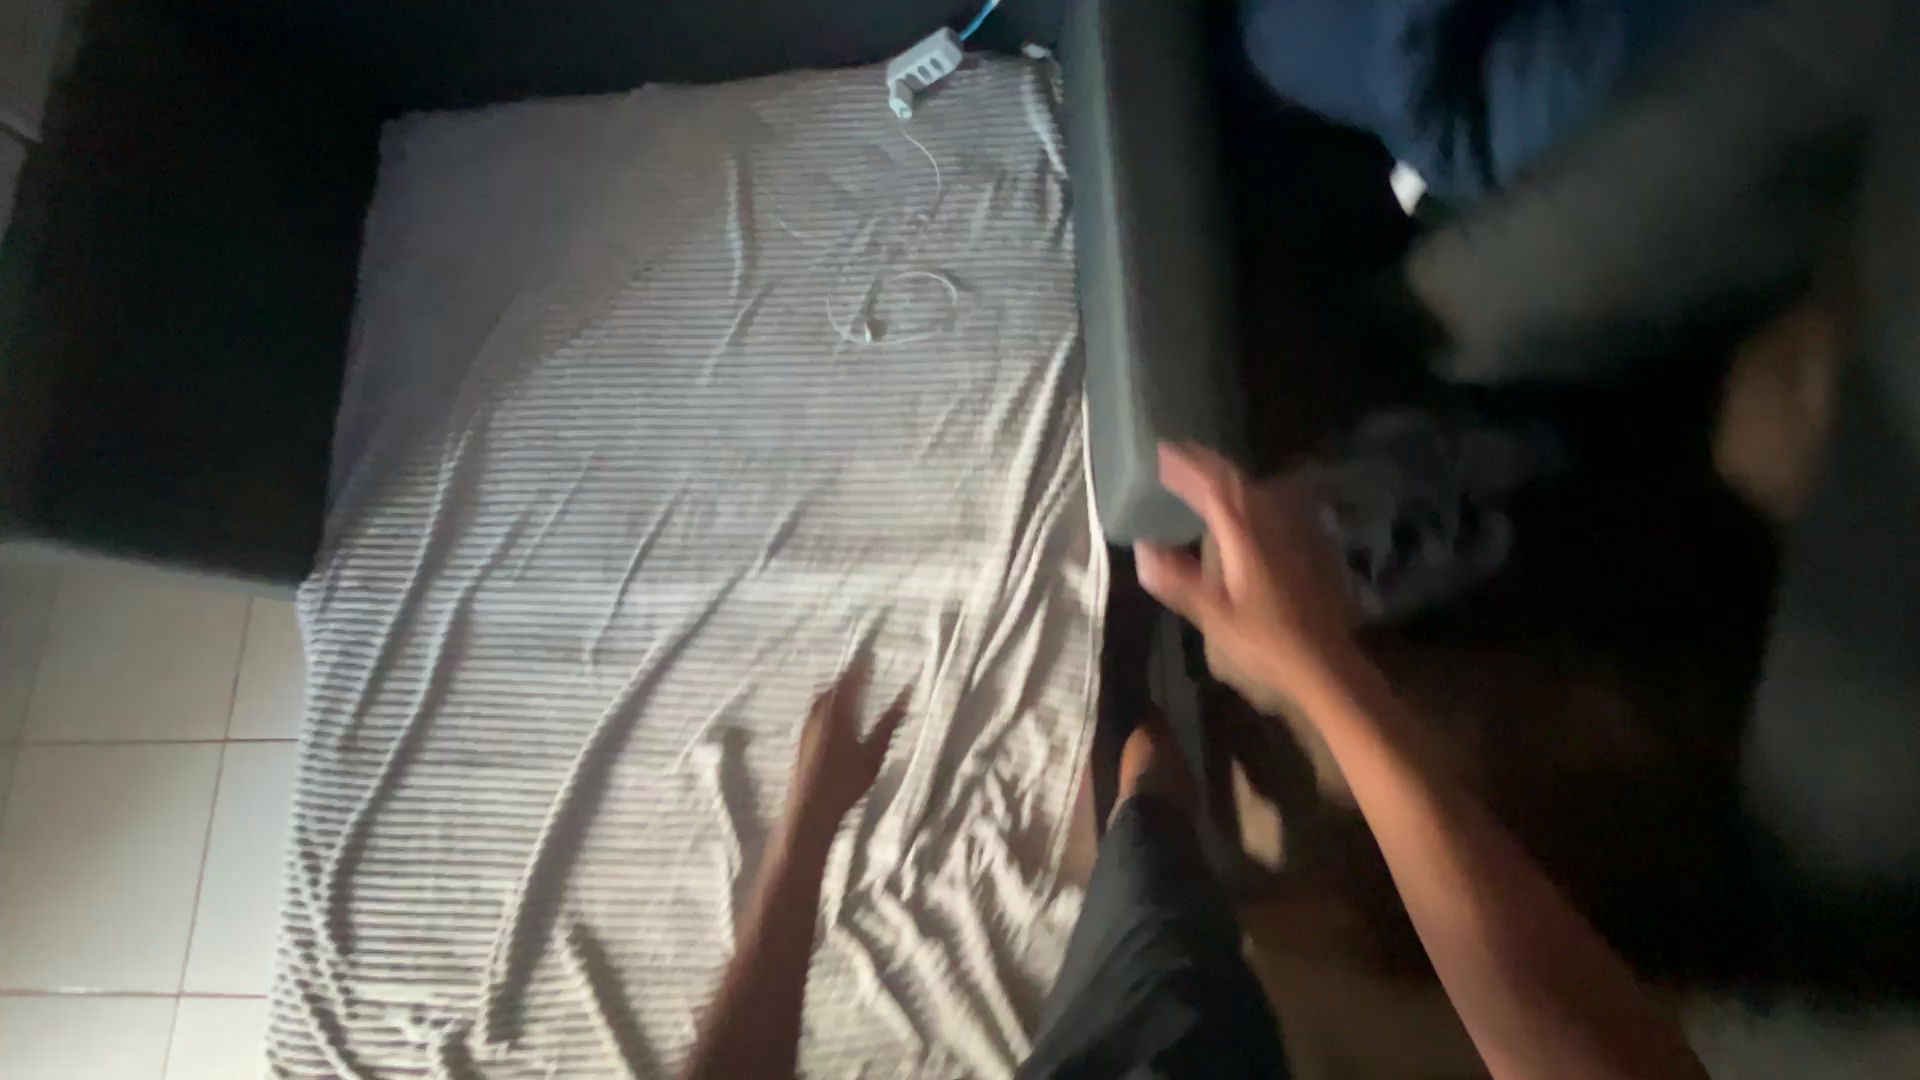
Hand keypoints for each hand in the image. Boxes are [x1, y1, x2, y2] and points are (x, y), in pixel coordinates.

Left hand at [783, 662, 910, 844]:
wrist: (809, 810)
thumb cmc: (846, 783)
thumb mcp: (873, 754)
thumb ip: (889, 723)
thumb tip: (906, 697)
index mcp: (838, 713)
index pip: (851, 681)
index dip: (862, 667)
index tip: (872, 656)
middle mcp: (819, 714)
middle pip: (834, 686)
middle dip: (848, 675)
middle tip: (862, 668)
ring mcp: (807, 727)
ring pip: (822, 697)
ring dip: (836, 688)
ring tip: (849, 686)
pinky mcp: (802, 739)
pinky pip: (816, 709)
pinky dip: (827, 701)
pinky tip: (833, 712)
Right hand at [1134, 443, 1358, 706]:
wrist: (1328, 669)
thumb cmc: (1265, 645)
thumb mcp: (1212, 617)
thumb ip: (1177, 581)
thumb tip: (1144, 548)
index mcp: (1245, 532)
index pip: (1212, 484)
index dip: (1184, 466)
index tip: (1160, 452)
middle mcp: (1274, 521)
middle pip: (1237, 480)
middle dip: (1205, 465)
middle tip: (1177, 457)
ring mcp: (1298, 531)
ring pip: (1259, 490)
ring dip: (1229, 480)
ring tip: (1204, 478)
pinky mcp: (1312, 548)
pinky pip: (1276, 507)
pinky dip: (1251, 501)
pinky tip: (1245, 513)